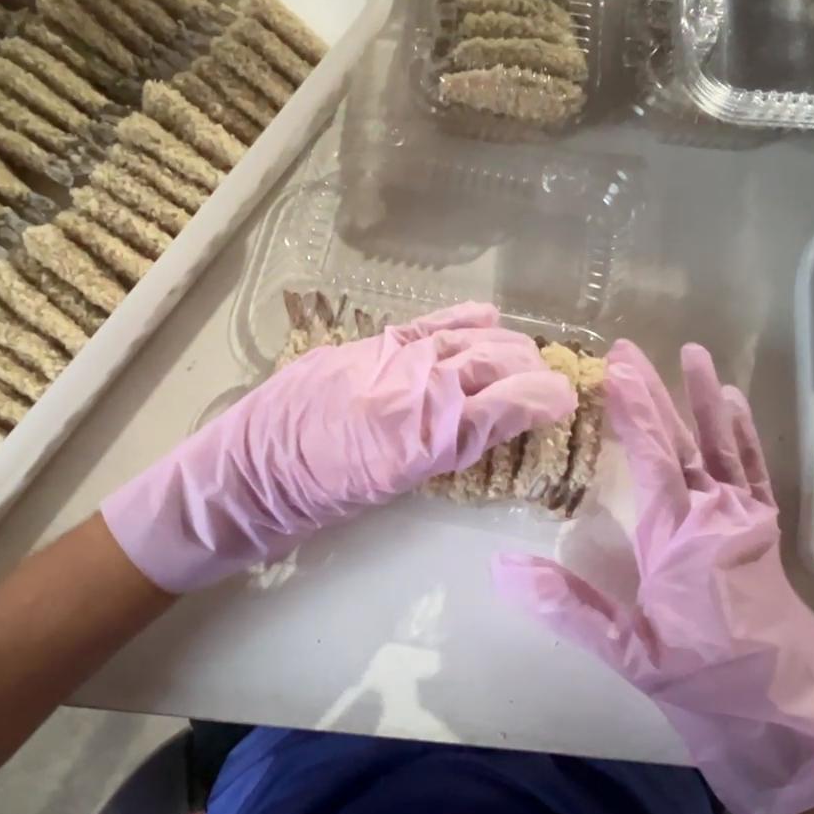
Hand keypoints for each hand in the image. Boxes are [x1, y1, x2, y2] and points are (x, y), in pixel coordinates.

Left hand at [104, 302, 577, 592]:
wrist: (247, 473)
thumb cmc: (315, 499)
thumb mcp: (387, 486)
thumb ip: (439, 448)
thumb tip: (482, 422)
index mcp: (419, 439)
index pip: (498, 409)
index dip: (538, 402)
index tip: (566, 399)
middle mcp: (410, 390)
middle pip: (487, 367)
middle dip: (528, 374)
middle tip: (552, 382)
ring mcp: (387, 361)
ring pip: (462, 344)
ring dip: (502, 348)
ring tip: (528, 355)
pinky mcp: (364, 347)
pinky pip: (423, 327)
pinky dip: (459, 320)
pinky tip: (488, 315)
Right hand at [493, 341, 813, 813]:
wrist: (791, 717)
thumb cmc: (708, 685)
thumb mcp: (630, 653)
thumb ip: (567, 606)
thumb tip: (501, 567)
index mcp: (680, 539)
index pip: (652, 459)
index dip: (633, 409)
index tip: (615, 367)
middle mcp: (717, 517)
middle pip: (683, 442)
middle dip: (655, 392)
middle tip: (629, 348)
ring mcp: (746, 522)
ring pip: (724, 446)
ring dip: (705, 399)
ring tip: (694, 354)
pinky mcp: (764, 533)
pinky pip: (753, 470)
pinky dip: (744, 434)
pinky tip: (735, 407)